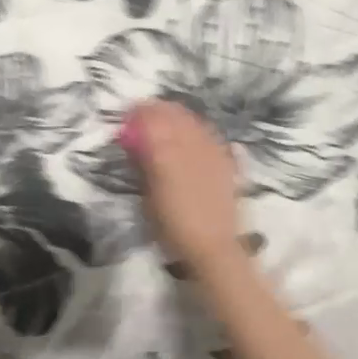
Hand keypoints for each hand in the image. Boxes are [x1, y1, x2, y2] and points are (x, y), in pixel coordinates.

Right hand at [123, 100, 244, 276]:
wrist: (214, 248)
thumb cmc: (173, 228)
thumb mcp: (148, 198)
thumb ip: (143, 166)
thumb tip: (134, 143)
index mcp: (167, 156)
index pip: (152, 121)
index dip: (139, 113)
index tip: (129, 112)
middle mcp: (192, 147)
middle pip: (175, 116)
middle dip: (159, 110)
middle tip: (146, 112)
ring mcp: (214, 153)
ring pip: (195, 122)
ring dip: (180, 115)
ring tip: (170, 117)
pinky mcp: (228, 162)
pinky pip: (213, 136)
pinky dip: (201, 129)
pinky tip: (197, 132)